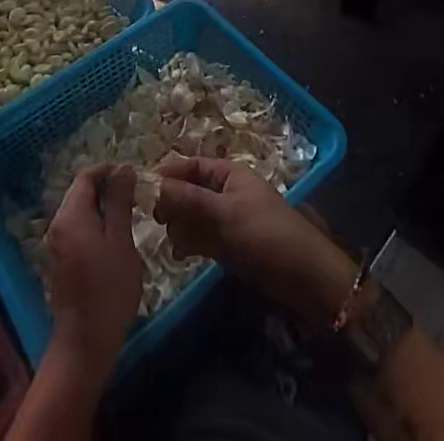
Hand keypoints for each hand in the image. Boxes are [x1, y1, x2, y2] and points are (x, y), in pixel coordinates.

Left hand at [45, 164, 143, 366]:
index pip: (86, 175)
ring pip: (80, 209)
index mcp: (70, 215)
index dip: (109, 170)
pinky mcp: (60, 257)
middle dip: (107, 187)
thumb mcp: (121, 240)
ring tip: (130, 213)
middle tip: (136, 195)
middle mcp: (57, 223)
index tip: (135, 176)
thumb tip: (123, 168)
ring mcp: (56, 241)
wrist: (86, 339)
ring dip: (103, 205)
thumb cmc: (109, 288)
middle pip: (80, 191)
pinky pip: (78, 227)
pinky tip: (115, 235)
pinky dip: (96, 222)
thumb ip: (120, 201)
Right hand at [154, 157, 356, 327]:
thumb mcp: (225, 212)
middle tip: (157, 221)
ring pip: (189, 216)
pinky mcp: (225, 245)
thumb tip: (152, 184)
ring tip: (174, 241)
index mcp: (227, 174)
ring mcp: (223, 220)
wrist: (303, 278)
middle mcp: (223, 192)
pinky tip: (181, 255)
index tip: (140, 189)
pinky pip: (197, 238)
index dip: (166, 174)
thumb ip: (188, 198)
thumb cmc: (266, 234)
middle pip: (185, 191)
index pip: (188, 165)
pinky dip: (187, 244)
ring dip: (178, 226)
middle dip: (170, 204)